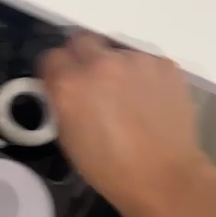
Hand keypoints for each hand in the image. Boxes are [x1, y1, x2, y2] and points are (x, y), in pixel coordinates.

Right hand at [40, 32, 215, 212]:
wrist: (163, 176)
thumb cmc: (109, 168)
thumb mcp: (68, 137)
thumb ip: (62, 101)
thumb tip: (67, 87)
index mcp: (69, 84)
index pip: (51, 56)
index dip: (57, 70)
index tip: (63, 82)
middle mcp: (100, 63)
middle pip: (82, 40)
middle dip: (83, 57)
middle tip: (94, 82)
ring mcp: (135, 60)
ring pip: (117, 51)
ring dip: (117, 67)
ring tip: (129, 96)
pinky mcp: (164, 64)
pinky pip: (146, 62)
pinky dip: (144, 76)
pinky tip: (151, 100)